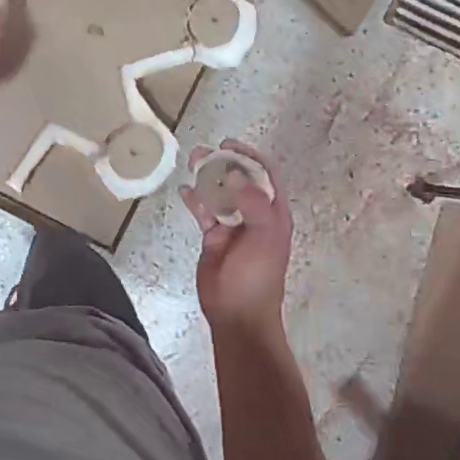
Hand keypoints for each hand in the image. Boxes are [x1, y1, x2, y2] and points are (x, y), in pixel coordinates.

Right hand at [179, 140, 292, 333]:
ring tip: (191, 162)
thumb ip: (252, 202)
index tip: (228, 145)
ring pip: (219, 193)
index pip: (266, 173)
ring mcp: (233, 225)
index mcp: (274, 212)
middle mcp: (255, 214)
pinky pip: (204, 212)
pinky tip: (184, 191)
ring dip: (206, 177)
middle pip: (239, 179)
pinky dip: (195, 200)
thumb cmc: (257, 275)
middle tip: (203, 152)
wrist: (238, 313)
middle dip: (223, 163)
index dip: (250, 156)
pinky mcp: (213, 237)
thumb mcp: (263, 236)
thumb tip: (235, 173)